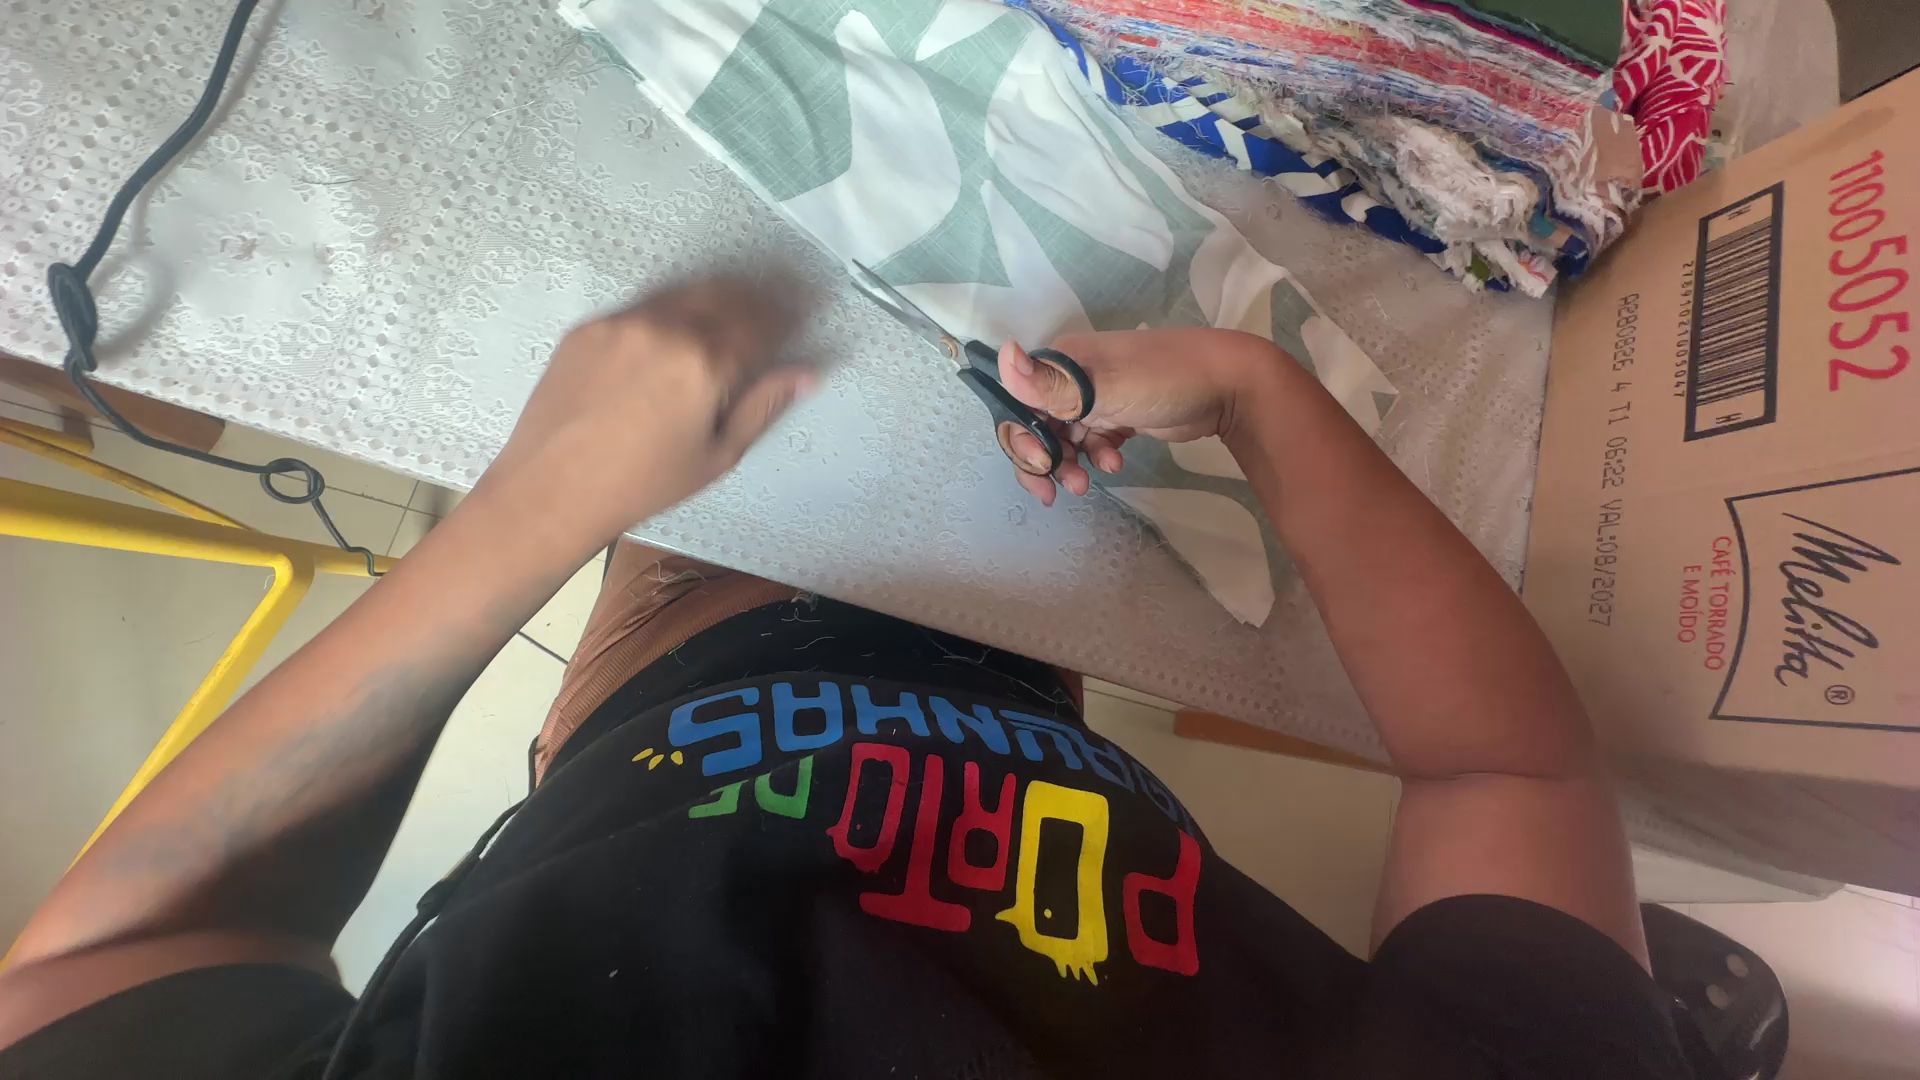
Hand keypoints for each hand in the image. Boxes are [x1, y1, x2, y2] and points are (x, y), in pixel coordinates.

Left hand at [475, 272, 816, 551]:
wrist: (551, 489)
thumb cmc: (646, 484)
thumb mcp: (719, 454)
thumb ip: (764, 405)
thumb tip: (808, 374)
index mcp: (703, 362)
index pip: (760, 324)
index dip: (787, 316)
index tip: (803, 311)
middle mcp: (664, 327)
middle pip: (725, 295)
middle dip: (757, 297)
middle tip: (778, 302)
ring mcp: (621, 322)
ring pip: (684, 294)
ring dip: (718, 296)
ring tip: (737, 309)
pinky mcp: (590, 326)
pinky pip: (646, 307)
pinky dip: (676, 310)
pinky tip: (682, 330)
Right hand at [997, 326, 1284, 504]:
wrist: (1230, 386)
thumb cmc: (1164, 380)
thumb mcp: (1104, 385)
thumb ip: (1052, 382)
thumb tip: (1004, 354)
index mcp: (1061, 362)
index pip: (1018, 403)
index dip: (1021, 438)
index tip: (1042, 464)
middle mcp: (1071, 377)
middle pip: (1036, 425)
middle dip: (1042, 460)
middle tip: (1058, 488)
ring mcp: (1095, 397)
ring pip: (1062, 439)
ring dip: (1068, 465)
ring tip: (1085, 486)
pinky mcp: (1116, 415)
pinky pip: (1090, 442)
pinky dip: (1095, 458)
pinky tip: (1115, 465)